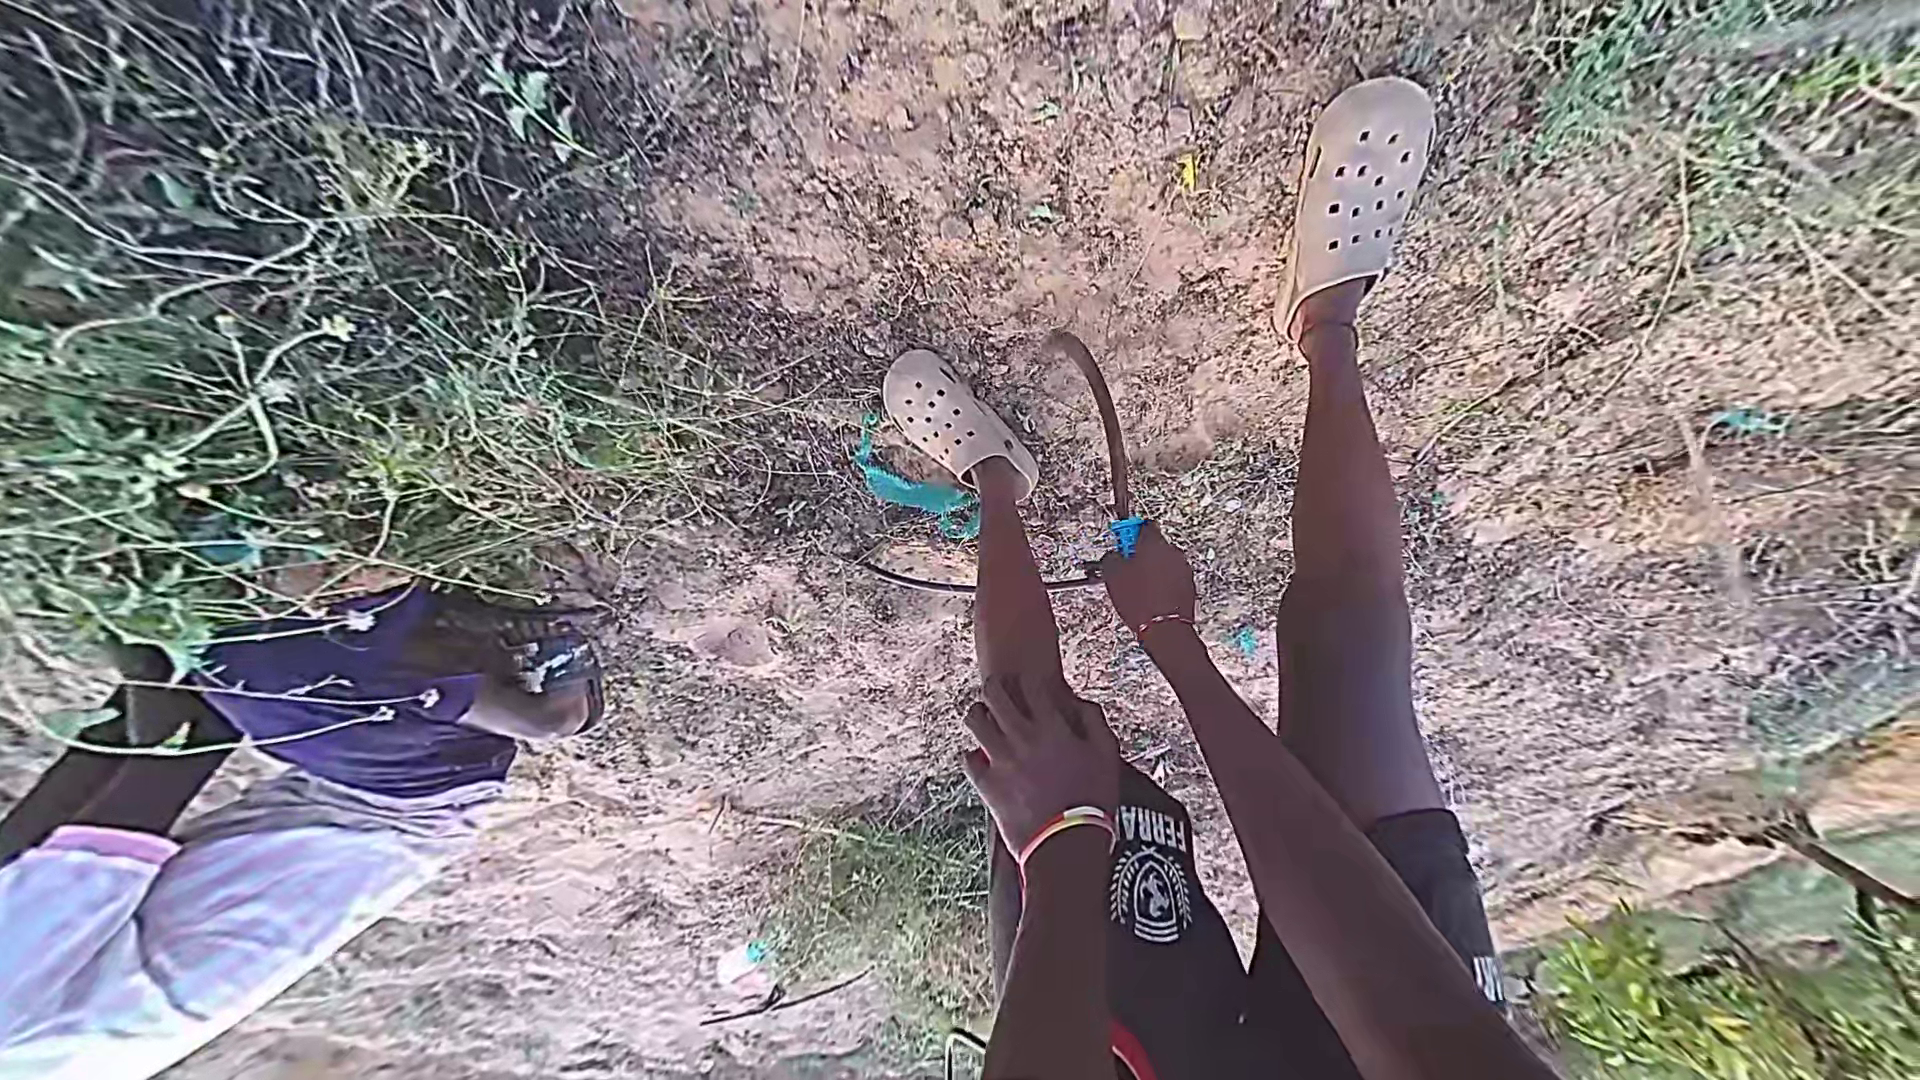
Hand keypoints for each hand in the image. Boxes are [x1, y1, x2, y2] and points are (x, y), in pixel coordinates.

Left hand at [961, 674, 1118, 853]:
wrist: (1068, 847)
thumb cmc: (1093, 800)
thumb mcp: (1107, 756)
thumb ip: (1094, 721)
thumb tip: (1079, 700)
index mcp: (1051, 728)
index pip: (1031, 685)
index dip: (1027, 678)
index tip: (1027, 680)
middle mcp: (1022, 737)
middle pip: (995, 694)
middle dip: (994, 684)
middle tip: (996, 685)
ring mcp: (1001, 760)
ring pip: (974, 720)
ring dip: (977, 713)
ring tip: (982, 715)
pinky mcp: (987, 784)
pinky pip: (968, 759)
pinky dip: (972, 754)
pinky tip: (980, 756)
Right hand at [1096, 521, 1196, 633]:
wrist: (1165, 630)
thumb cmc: (1140, 602)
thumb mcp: (1113, 576)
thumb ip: (1111, 558)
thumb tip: (1112, 555)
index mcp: (1153, 544)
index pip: (1143, 525)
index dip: (1130, 532)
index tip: (1123, 540)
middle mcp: (1172, 552)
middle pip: (1154, 543)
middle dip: (1141, 552)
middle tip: (1126, 565)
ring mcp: (1183, 568)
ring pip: (1164, 560)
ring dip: (1152, 567)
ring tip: (1137, 584)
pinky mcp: (1189, 585)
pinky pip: (1172, 576)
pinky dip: (1162, 581)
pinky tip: (1150, 594)